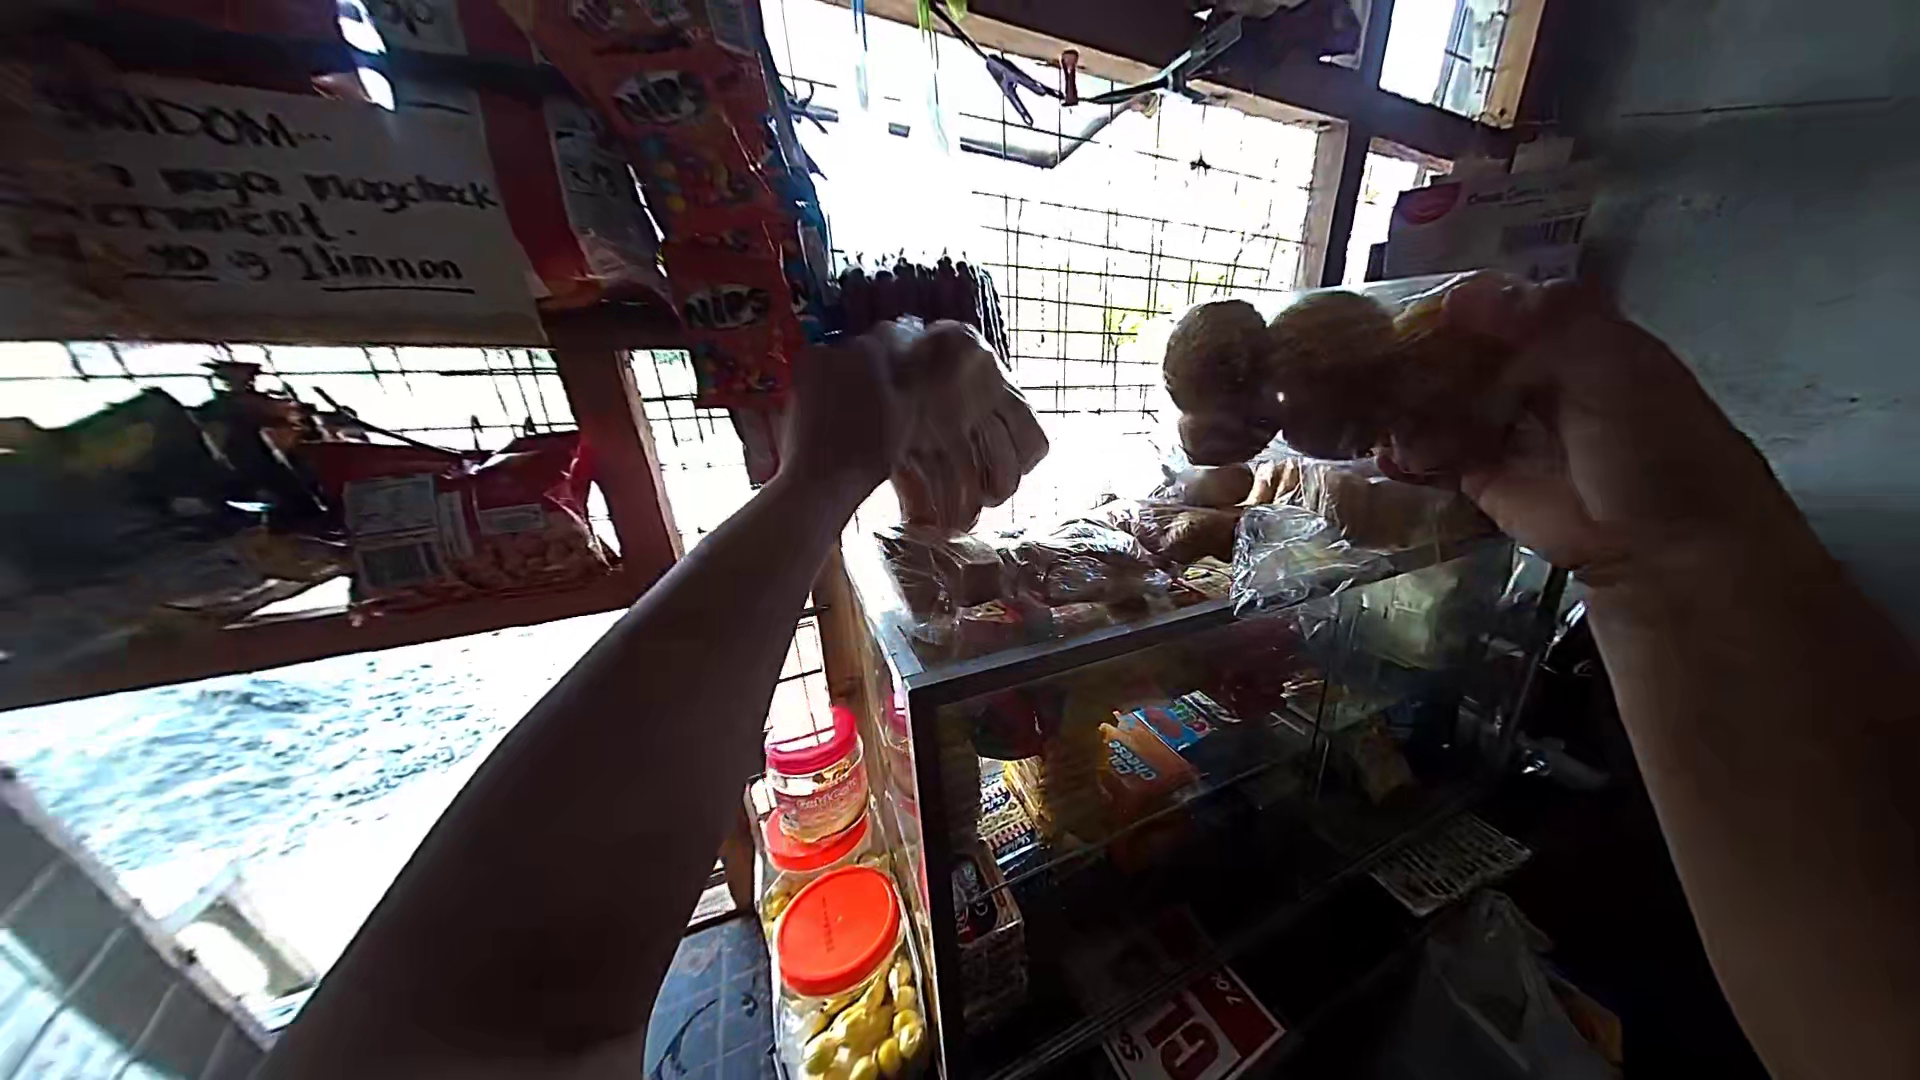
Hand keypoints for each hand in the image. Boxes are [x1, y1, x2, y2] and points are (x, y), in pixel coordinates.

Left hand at [779, 322, 917, 492]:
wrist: (821, 478)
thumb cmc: (872, 450)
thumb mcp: (908, 413)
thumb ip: (917, 375)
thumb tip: (922, 353)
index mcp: (871, 349)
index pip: (894, 333)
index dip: (906, 350)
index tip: (911, 370)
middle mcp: (838, 347)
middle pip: (865, 347)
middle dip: (877, 364)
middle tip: (887, 392)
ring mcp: (811, 365)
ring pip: (841, 361)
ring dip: (853, 374)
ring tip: (860, 406)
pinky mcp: (794, 385)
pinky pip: (820, 377)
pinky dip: (831, 388)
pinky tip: (839, 414)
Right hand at [1380, 278, 1807, 584]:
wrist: (1661, 543)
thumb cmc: (1652, 449)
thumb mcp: (1616, 372)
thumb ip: (1548, 326)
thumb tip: (1456, 296)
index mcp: (1563, 344)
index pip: (1492, 316)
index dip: (1444, 317)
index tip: (1395, 324)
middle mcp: (1525, 381)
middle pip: (1452, 363)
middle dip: (1410, 369)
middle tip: (1367, 378)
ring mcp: (1497, 428)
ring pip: (1434, 408)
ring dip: (1401, 415)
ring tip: (1374, 425)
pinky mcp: (1475, 473)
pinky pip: (1428, 455)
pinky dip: (1402, 457)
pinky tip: (1385, 459)